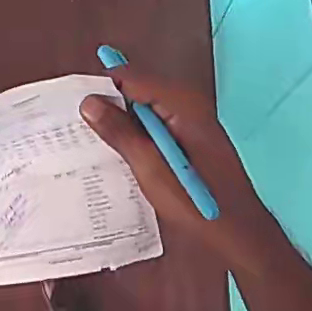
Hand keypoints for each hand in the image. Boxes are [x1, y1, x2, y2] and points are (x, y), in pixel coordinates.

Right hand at [80, 66, 283, 270]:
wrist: (240, 232)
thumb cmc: (198, 203)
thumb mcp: (152, 169)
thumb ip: (121, 134)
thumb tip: (90, 103)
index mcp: (183, 104)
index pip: (132, 78)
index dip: (101, 88)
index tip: (71, 106)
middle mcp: (188, 104)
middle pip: (138, 90)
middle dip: (109, 106)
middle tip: (76, 128)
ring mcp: (190, 121)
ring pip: (144, 110)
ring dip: (121, 124)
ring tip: (89, 143)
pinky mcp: (189, 138)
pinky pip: (155, 125)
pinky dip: (136, 136)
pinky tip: (119, 156)